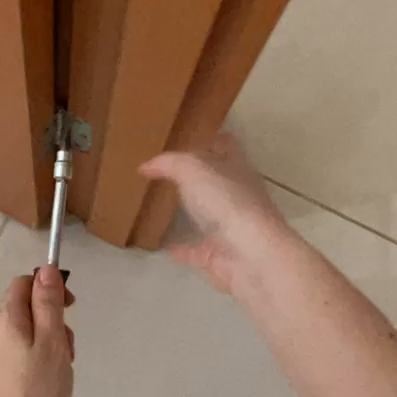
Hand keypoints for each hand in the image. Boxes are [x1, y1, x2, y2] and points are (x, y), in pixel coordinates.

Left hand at [0, 266, 74, 396]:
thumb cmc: (36, 392)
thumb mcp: (52, 343)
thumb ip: (48, 304)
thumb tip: (47, 269)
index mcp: (5, 318)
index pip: (23, 283)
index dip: (48, 287)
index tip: (70, 308)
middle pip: (23, 308)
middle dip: (51, 321)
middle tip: (68, 351)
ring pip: (22, 333)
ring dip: (45, 342)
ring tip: (59, 372)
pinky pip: (15, 354)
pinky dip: (32, 360)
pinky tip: (43, 385)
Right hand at [139, 133, 295, 297]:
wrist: (251, 257)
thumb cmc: (226, 203)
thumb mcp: (193, 169)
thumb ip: (169, 163)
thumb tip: (146, 166)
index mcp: (236, 169)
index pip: (226, 146)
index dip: (208, 140)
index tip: (183, 139)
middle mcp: (237, 195)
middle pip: (215, 181)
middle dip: (195, 177)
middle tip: (165, 173)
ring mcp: (230, 228)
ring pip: (207, 216)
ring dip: (189, 212)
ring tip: (160, 206)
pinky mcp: (219, 256)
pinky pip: (195, 250)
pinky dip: (180, 248)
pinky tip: (161, 245)